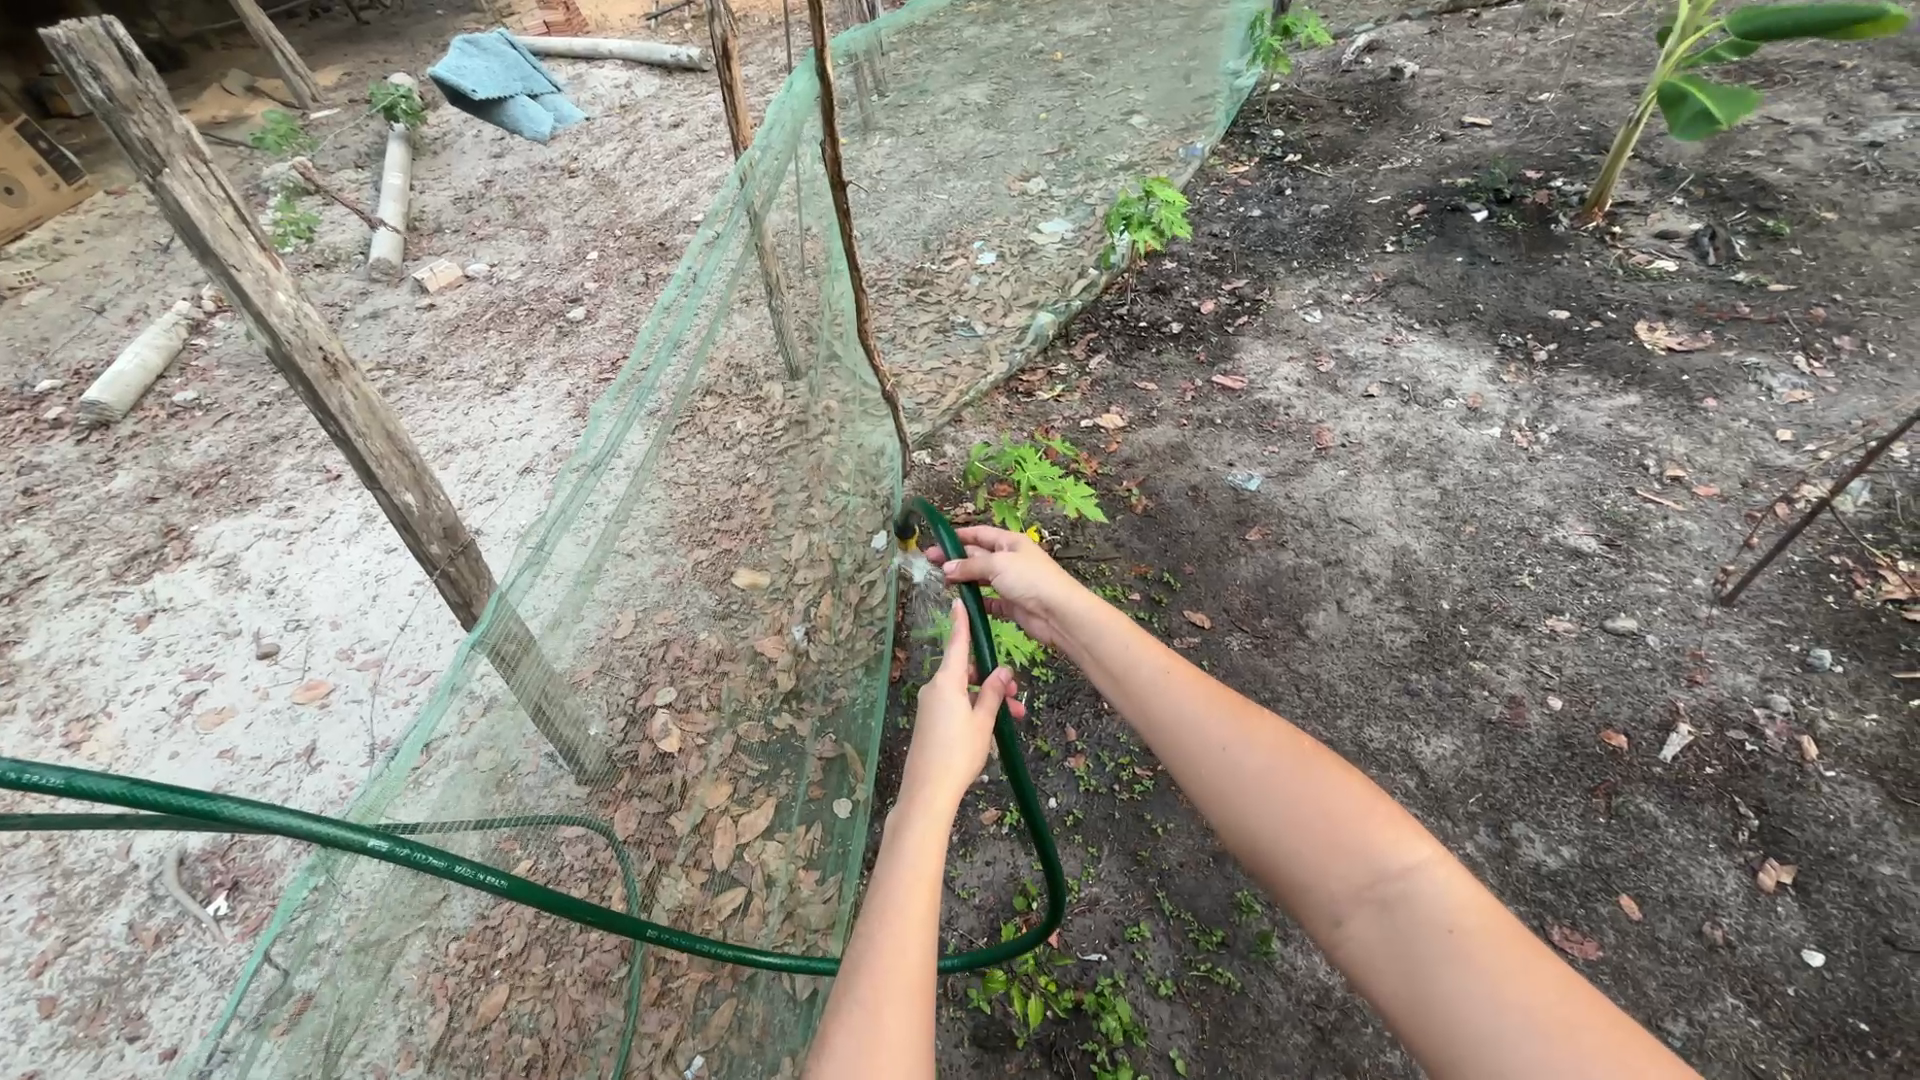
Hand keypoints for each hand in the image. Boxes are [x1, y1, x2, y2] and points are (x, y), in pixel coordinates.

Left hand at [901, 600, 1019, 809]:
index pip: (957, 644)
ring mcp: (931, 706)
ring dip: (987, 698)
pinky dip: (975, 709)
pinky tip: (993, 725)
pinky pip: (955, 705)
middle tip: (1016, 694)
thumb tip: (1002, 671)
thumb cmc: (958, 753)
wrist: (928, 790)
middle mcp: (935, 688)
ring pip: (964, 691)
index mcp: (946, 682)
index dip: (961, 622)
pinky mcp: (930, 722)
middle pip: (966, 671)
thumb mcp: (983, 721)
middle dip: (992, 678)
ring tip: (1014, 715)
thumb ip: (993, 693)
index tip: (959, 601)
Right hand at [926, 526, 1085, 649]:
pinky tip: (960, 603)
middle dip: (955, 559)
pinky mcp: (1011, 605)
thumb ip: (970, 566)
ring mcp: (1010, 583)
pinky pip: (988, 602)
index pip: (980, 534)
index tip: (938, 540)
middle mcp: (1010, 560)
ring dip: (963, 580)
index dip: (959, 536)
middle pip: (977, 556)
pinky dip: (975, 602)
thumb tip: (946, 567)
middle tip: (929, 562)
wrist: (1058, 612)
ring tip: (941, 582)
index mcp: (1010, 542)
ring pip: (981, 579)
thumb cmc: (1030, 579)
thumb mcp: (997, 564)